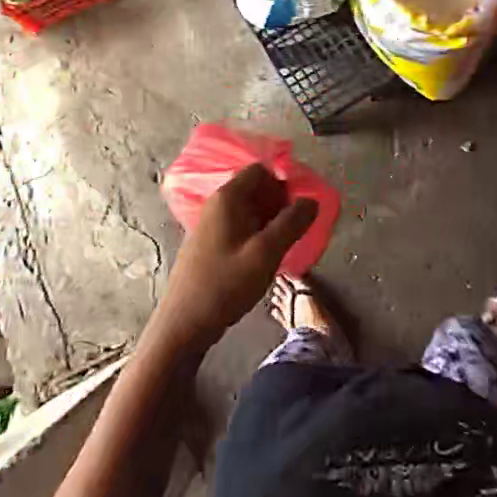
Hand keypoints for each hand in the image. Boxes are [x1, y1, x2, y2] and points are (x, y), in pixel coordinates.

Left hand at [155, 164, 316, 347]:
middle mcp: (217, 205)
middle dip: (280, 202)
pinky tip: (267, 256)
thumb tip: (312, 201)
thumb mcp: (266, 253)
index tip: (300, 205)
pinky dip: (258, 234)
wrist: (183, 326)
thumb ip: (292, 223)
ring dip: (271, 220)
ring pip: (250, 209)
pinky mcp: (210, 244)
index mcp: (227, 198)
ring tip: (286, 243)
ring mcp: (211, 225)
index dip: (284, 182)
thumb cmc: (225, 285)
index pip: (261, 170)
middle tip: (297, 227)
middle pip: (256, 188)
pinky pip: (241, 227)